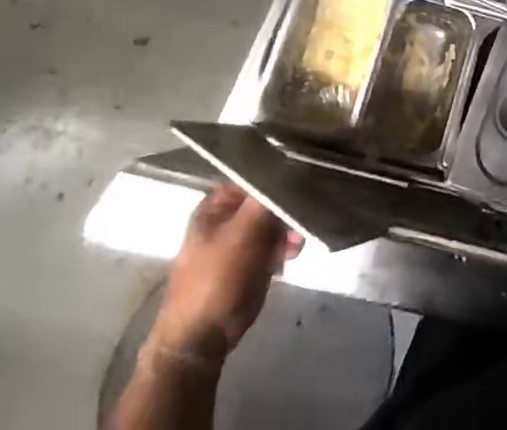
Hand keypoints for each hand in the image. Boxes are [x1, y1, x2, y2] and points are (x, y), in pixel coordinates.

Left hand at [147, 183, 299, 364]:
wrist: (201, 338)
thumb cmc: (217, 279)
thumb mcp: (243, 233)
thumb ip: (266, 199)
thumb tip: (290, 168)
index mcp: (216, 204)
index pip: (253, 174)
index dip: (279, 174)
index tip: (305, 178)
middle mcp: (227, 217)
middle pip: (267, 198)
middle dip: (287, 209)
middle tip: (301, 222)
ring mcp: (238, 240)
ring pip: (274, 221)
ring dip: (289, 229)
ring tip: (296, 245)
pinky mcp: (250, 260)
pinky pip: (274, 242)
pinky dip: (284, 246)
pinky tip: (290, 256)